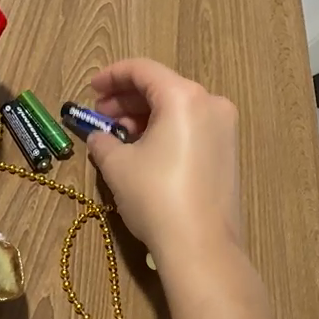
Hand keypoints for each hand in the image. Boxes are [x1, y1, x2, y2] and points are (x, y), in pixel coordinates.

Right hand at [85, 59, 243, 257]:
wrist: (202, 249)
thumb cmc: (156, 197)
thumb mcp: (117, 165)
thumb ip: (103, 140)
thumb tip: (100, 138)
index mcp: (183, 96)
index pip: (142, 69)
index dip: (111, 76)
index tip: (91, 90)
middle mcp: (210, 103)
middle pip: (161, 86)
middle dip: (127, 99)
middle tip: (101, 116)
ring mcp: (224, 128)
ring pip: (176, 107)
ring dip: (144, 115)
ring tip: (118, 136)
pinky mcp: (228, 152)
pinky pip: (191, 126)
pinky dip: (165, 129)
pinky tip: (143, 150)